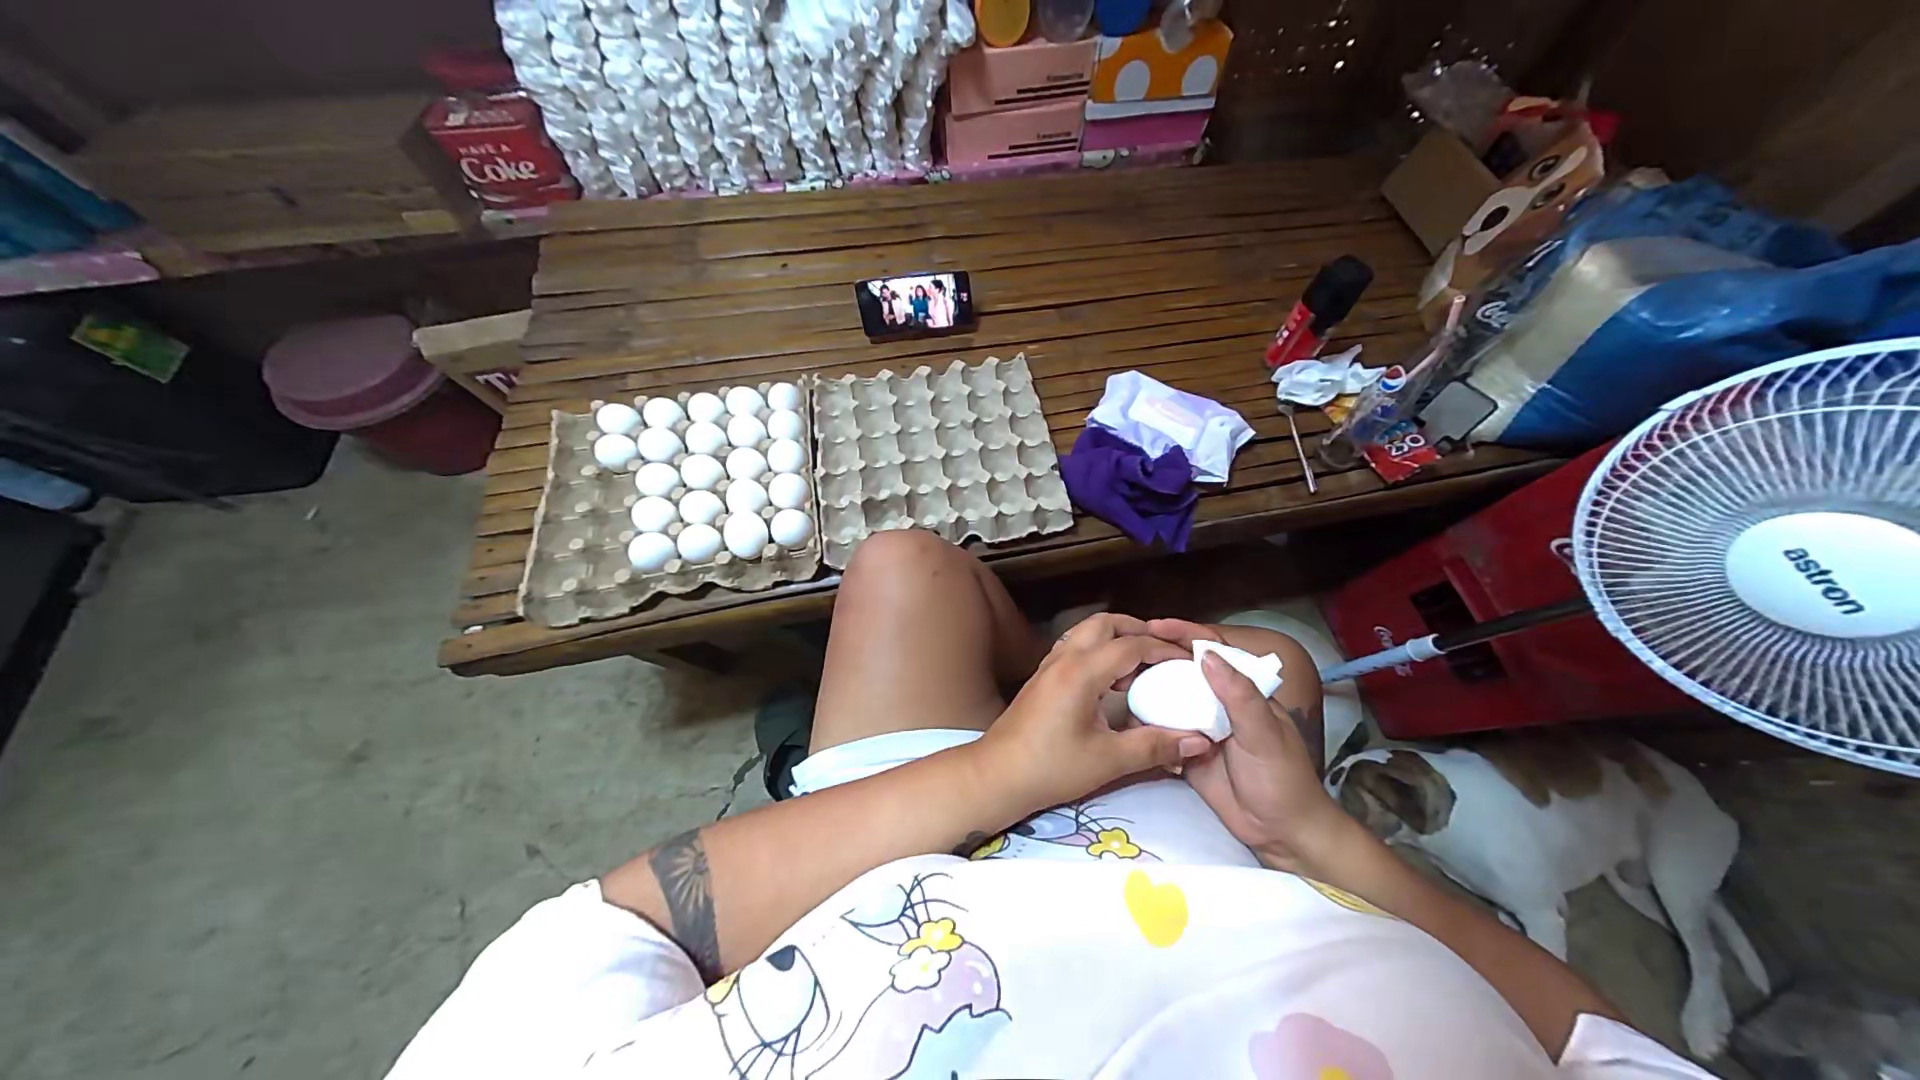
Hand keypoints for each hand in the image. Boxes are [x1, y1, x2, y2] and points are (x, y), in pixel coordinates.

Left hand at [973, 614, 1212, 813]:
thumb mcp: (1108, 760)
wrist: (996, 775)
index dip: (1164, 650)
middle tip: (1164, 654)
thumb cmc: (1051, 767)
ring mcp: (1049, 665)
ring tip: (1141, 669)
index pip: (1131, 645)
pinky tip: (1111, 683)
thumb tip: (1199, 741)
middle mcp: (1064, 658)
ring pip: (1086, 633)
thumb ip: (1155, 746)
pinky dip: (1098, 652)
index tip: (1189, 663)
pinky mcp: (1042, 677)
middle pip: (1105, 623)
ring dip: (1116, 639)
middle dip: (1138, 631)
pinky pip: (1075, 648)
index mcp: (1082, 672)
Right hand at [1148, 620, 1350, 874]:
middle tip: (1123, 657)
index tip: (1153, 625)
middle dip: (1154, 661)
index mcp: (1241, 690)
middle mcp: (1217, 703)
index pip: (1210, 652)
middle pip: (1181, 672)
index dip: (1183, 635)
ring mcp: (1199, 727)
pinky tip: (1132, 728)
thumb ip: (1238, 695)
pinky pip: (1160, 733)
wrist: (1280, 832)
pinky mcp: (1184, 752)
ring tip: (1119, 690)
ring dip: (1146, 695)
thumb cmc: (1281, 777)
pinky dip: (1146, 730)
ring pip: (1166, 701)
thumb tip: (1206, 654)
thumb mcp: (1264, 733)